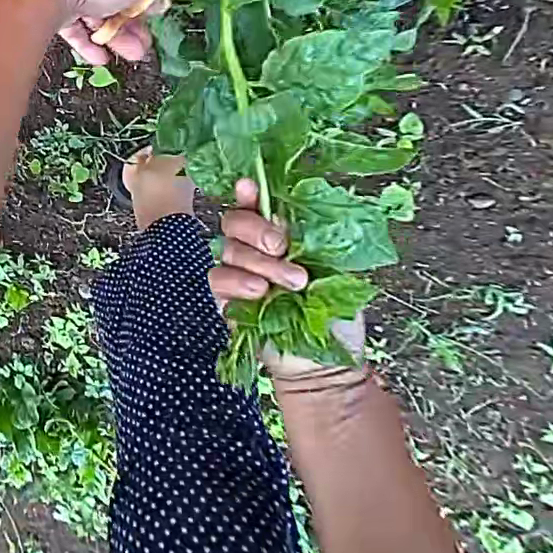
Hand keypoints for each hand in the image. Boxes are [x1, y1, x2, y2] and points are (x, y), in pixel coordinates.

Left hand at [29, 0, 167, 65]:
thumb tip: (160, 2)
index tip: (154, 17)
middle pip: (116, 1)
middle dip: (133, 26)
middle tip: (144, 47)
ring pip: (97, 18)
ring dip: (117, 39)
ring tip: (131, 56)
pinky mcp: (54, 9)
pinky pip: (76, 29)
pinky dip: (89, 44)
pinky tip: (101, 60)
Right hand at [215, 178, 367, 386]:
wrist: (326, 365)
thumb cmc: (335, 315)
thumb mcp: (334, 268)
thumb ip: (310, 238)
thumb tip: (286, 215)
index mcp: (279, 236)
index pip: (254, 206)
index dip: (248, 194)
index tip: (249, 187)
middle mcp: (254, 250)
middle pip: (234, 221)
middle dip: (256, 229)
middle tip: (282, 247)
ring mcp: (238, 273)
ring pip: (228, 249)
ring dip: (259, 262)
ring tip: (291, 283)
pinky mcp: (225, 300)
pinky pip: (218, 278)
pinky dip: (237, 281)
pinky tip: (259, 292)